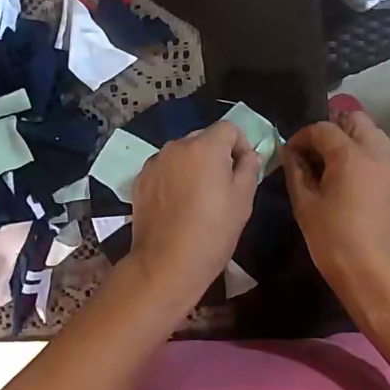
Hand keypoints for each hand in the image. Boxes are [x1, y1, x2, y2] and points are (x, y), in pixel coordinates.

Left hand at [126, 122, 260, 294]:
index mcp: (204, 147)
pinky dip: (172, 177)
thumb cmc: (213, 230)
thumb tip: (249, 155)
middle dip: (215, 154)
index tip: (243, 170)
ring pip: (180, 154)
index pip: (228, 128)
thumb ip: (249, 169)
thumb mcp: (243, 200)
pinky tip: (177, 204)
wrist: (167, 261)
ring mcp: (153, 163)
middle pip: (202, 138)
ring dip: (192, 166)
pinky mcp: (139, 180)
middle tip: (222, 185)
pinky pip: (163, 169)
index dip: (240, 145)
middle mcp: (175, 147)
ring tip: (198, 197)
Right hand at [284, 107, 389, 288]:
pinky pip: (388, 159)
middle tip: (316, 151)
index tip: (291, 153)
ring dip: (354, 141)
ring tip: (336, 165)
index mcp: (351, 156)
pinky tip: (356, 183)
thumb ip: (296, 171)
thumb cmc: (333, 239)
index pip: (323, 128)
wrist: (377, 275)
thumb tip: (289, 152)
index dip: (303, 136)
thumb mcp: (304, 204)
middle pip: (357, 120)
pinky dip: (370, 159)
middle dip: (334, 128)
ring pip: (377, 137)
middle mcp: (380, 155)